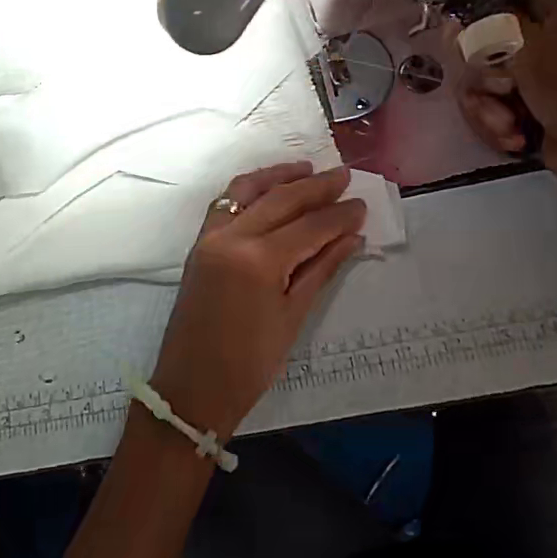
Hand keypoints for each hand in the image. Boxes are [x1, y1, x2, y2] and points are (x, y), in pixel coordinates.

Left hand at [148, 163, 365, 439]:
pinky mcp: (198, 245)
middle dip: (315, 186)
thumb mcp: (293, 316)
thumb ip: (321, 269)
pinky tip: (270, 190)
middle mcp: (231, 238)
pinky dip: (250, 190)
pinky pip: (226, 203)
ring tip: (307, 169)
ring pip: (247, 191)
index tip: (362, 205)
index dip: (339, 215)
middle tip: (344, 176)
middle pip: (280, 199)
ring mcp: (209, 238)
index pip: (309, 225)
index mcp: (258, 260)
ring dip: (278, 177)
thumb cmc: (250, 364)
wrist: (194, 388)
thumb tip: (352, 237)